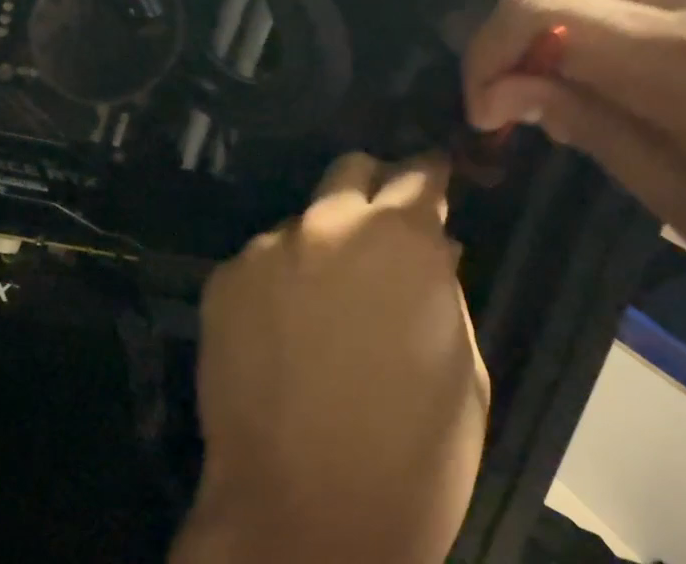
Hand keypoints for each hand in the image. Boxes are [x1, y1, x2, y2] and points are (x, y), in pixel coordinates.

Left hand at [172, 153, 486, 563]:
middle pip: (346, 172)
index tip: (431, 187)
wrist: (305, 514)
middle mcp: (325, 225)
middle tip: (377, 238)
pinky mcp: (221, 282)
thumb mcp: (463, 369)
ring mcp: (264, 250)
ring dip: (317, 248)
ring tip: (321, 308)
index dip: (428, 178)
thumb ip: (441, 289)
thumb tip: (431, 248)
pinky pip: (259, 264)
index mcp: (399, 238)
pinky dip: (275, 284)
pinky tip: (281, 334)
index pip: (418, 170)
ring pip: (299, 225)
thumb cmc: (414, 456)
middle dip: (368, 193)